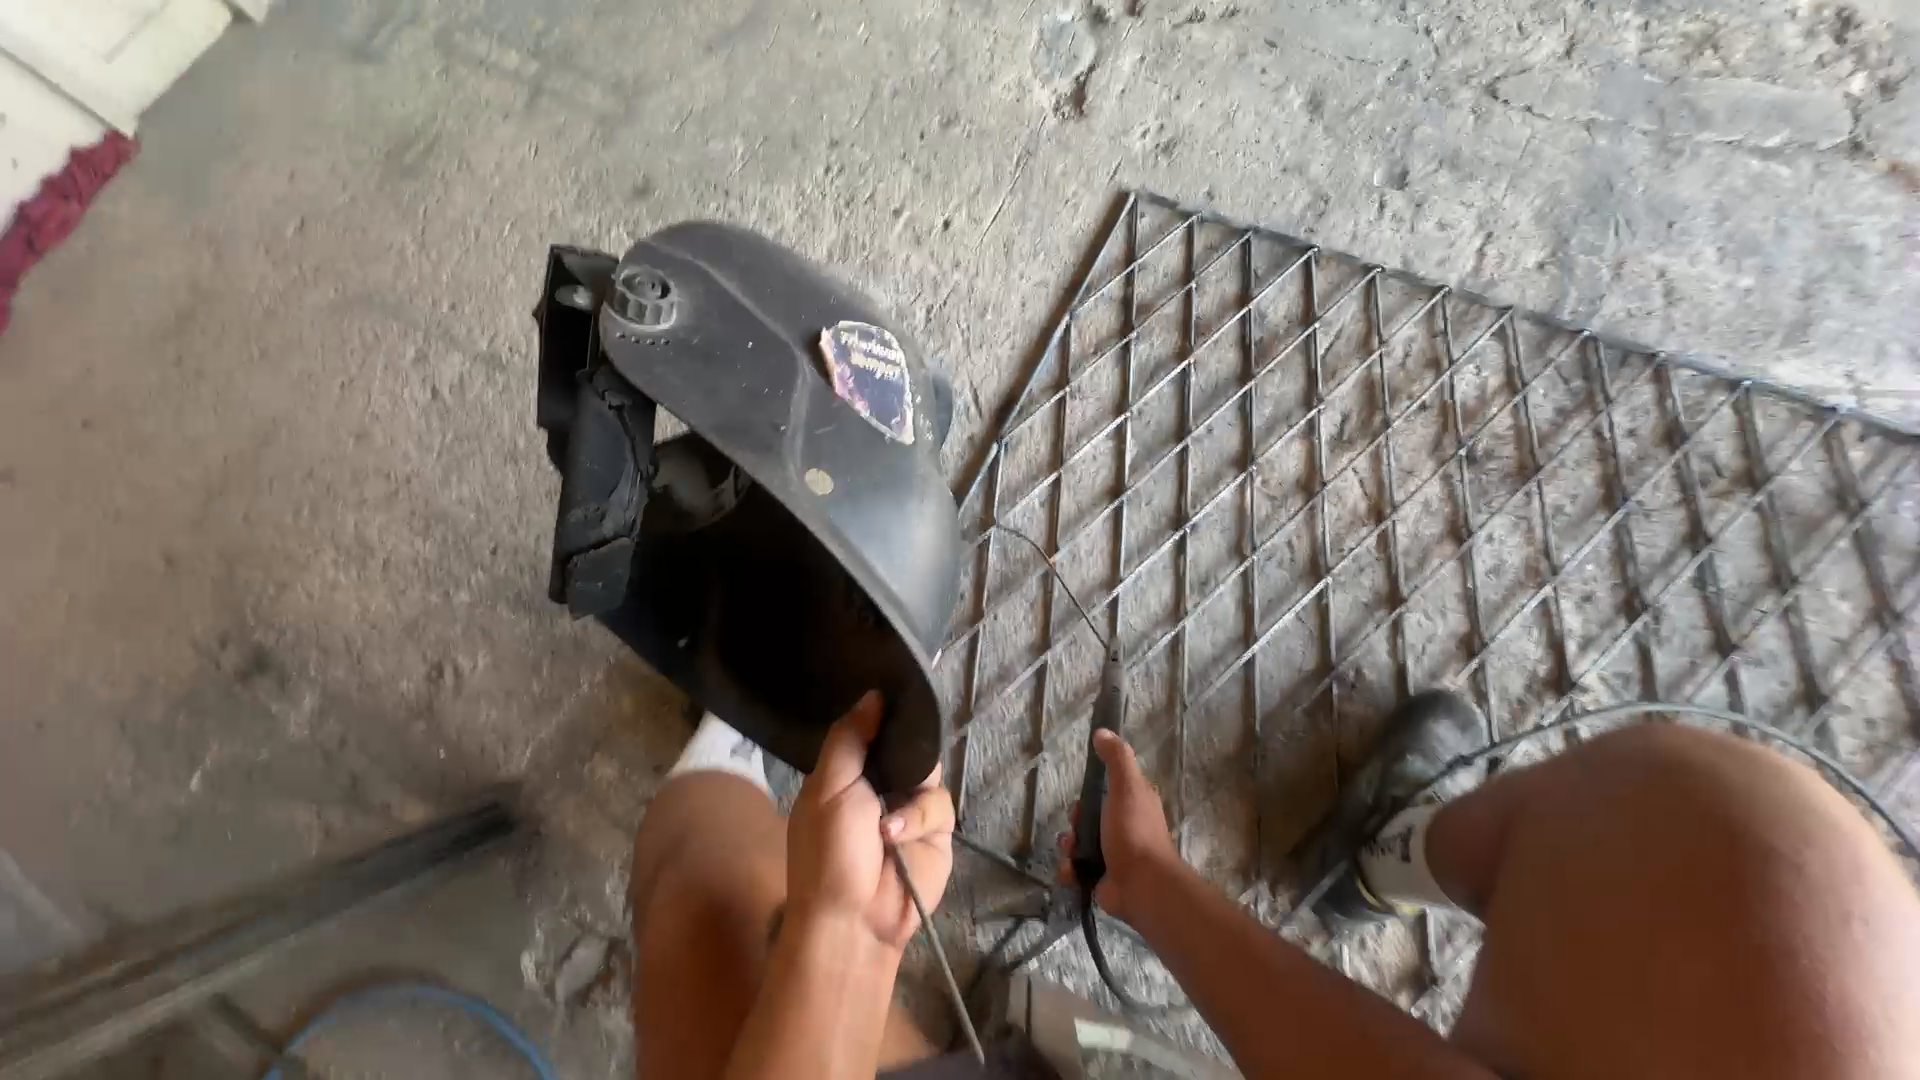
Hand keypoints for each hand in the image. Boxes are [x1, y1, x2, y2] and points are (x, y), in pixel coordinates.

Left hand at [786, 692, 954, 952]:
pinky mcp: (936, 833)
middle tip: (906, 748)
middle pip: (909, 747)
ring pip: (930, 773)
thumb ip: (850, 737)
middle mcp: (882, 786)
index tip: (897, 690)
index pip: (873, 730)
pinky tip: (897, 837)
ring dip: (911, 793)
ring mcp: (910, 809)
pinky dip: (919, 818)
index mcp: (849, 773)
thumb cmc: (828, 851)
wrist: (852, 920)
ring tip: (888, 822)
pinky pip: (940, 806)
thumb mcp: (828, 786)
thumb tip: (873, 693)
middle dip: (909, 749)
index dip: (884, 713)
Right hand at [1056, 729, 1178, 923]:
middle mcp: (1123, 829)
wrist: (1141, 885)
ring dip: (1068, 847)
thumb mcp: (1127, 786)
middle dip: (1074, 823)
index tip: (1084, 798)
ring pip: (1077, 844)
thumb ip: (1116, 758)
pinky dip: (1070, 871)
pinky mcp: (1100, 879)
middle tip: (1076, 829)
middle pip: (1086, 819)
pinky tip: (1073, 872)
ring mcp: (1112, 856)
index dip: (1090, 794)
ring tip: (1072, 853)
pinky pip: (1075, 870)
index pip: (1105, 793)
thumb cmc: (1133, 831)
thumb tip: (1102, 732)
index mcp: (1132, 805)